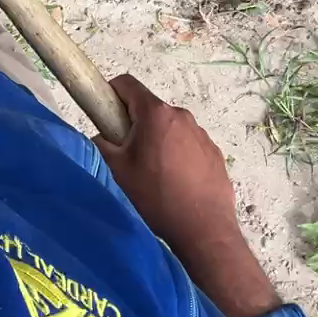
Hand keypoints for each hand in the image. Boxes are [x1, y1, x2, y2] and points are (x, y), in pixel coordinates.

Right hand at [95, 74, 280, 316]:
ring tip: (156, 175)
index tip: (106, 115)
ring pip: (170, 127)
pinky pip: (189, 145)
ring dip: (159, 140)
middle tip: (130, 155)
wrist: (204, 233)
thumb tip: (102, 137)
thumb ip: (102, 143)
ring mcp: (202, 134)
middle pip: (150, 108)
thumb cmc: (156, 196)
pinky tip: (177, 184)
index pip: (127, 83)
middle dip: (136, 124)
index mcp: (156, 113)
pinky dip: (179, 155)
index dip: (111, 93)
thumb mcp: (117, 170)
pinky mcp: (216, 154)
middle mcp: (181, 115)